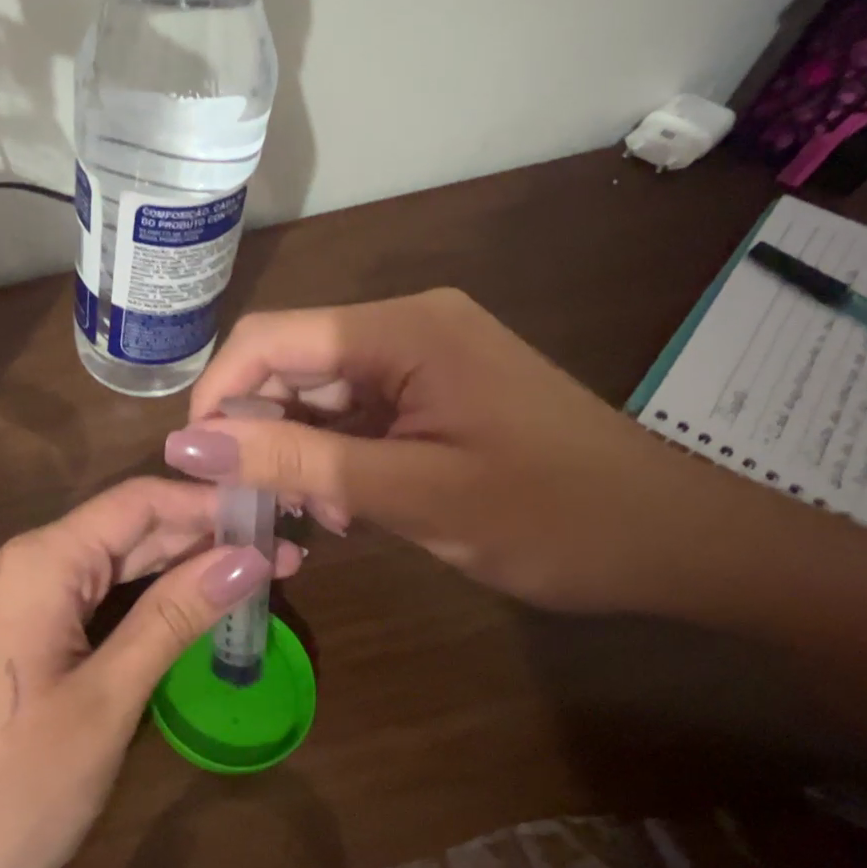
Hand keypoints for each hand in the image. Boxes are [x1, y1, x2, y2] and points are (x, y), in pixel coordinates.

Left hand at [0, 478, 304, 867]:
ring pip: (112, 561)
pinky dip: (144, 598)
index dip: (210, 505)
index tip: (278, 518)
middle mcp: (28, 561)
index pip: (140, 501)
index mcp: (42, 560)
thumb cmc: (8, 782)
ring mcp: (20, 597)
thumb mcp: (104, 701)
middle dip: (204, 536)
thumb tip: (248, 557)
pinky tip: (190, 608)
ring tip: (257, 577)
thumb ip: (171, 619)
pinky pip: (91, 595)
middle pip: (128, 526)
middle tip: (286, 555)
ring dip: (179, 566)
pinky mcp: (20, 631)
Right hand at [164, 289, 715, 613]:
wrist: (679, 543)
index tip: (197, 466)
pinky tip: (352, 507)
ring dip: (302, 451)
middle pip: (292, 363)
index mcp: (402, 328)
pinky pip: (358, 411)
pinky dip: (339, 456)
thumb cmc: (553, 517)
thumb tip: (187, 446)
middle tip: (262, 506)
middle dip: (262, 431)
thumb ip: (295, 462)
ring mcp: (425, 355)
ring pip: (320, 393)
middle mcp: (405, 323)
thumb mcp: (410, 493)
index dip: (218, 395)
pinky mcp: (437, 387)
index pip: (270, 338)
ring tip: (322, 518)